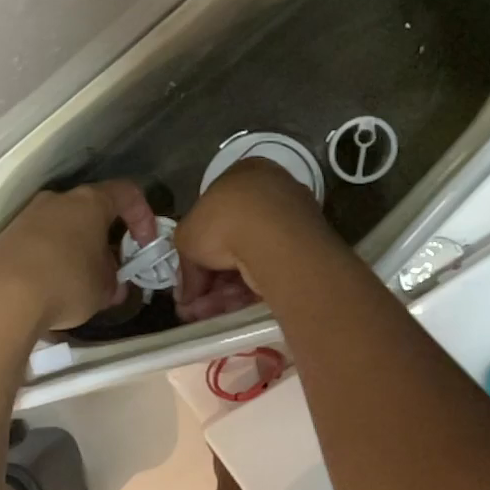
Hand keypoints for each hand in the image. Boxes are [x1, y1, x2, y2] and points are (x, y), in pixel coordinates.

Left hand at [0, 180, 158, 332]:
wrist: (1, 296)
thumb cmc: (66, 283)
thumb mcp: (102, 290)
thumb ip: (113, 282)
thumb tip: (113, 284)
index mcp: (89, 202)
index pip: (126, 193)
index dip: (143, 216)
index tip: (145, 245)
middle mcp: (57, 200)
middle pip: (90, 211)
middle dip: (106, 239)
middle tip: (111, 271)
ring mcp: (27, 216)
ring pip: (62, 227)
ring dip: (77, 250)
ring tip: (81, 284)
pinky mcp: (6, 238)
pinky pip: (38, 244)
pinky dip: (51, 260)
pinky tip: (51, 288)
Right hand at [174, 158, 328, 321]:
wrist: (272, 236)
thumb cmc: (222, 220)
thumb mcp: (186, 237)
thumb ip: (184, 265)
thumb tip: (184, 296)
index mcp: (244, 174)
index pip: (215, 214)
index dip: (198, 249)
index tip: (188, 276)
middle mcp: (271, 194)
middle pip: (232, 243)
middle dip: (209, 279)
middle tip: (192, 304)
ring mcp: (291, 222)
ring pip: (249, 262)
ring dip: (222, 293)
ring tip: (203, 315)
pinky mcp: (305, 251)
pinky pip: (268, 273)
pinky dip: (246, 294)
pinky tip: (227, 313)